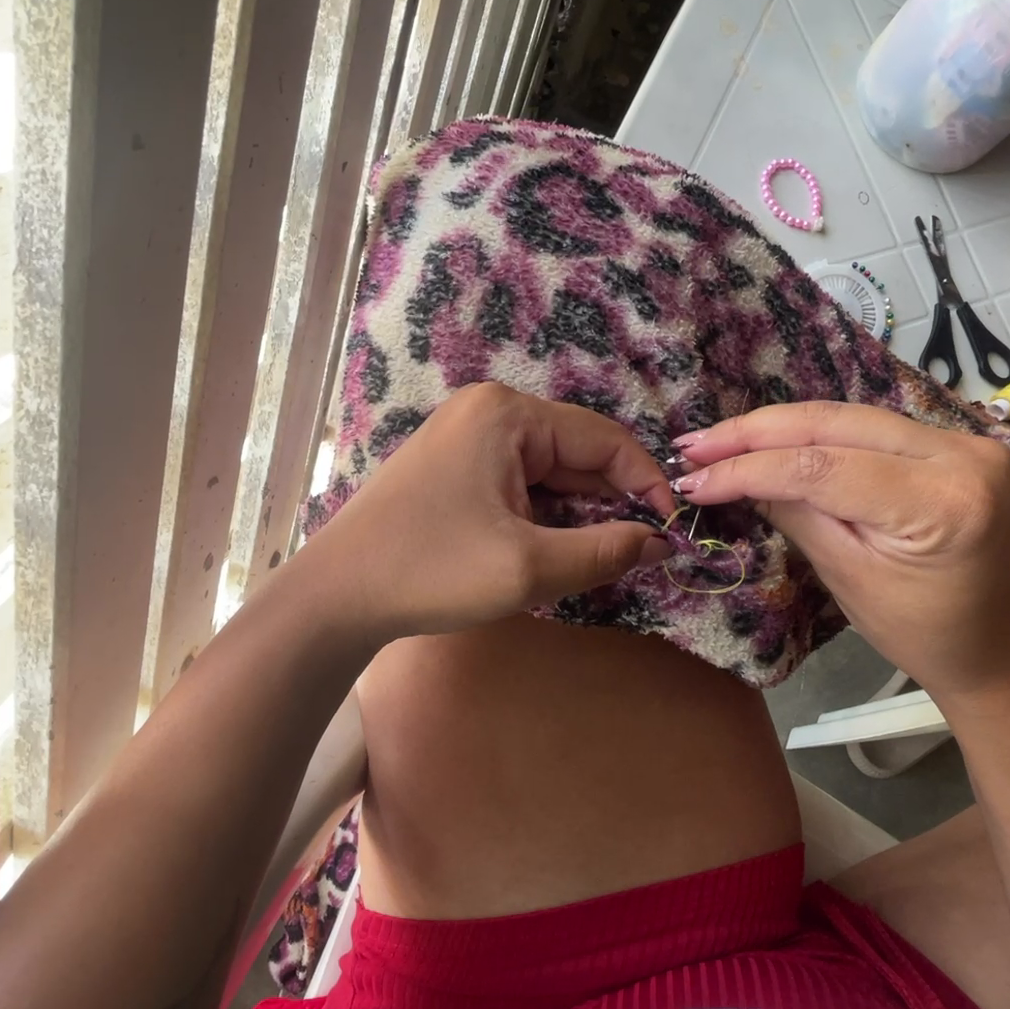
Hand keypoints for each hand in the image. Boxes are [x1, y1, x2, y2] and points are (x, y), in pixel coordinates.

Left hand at [297, 383, 675, 643]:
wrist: (336, 597)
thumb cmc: (433, 572)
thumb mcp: (530, 569)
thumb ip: (606, 551)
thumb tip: (660, 544)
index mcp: (508, 414)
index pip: (603, 440)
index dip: (646, 483)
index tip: (673, 529)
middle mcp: (488, 411)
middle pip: (575, 452)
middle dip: (611, 501)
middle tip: (642, 549)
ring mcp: (466, 436)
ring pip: (548, 471)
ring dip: (578, 512)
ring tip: (601, 554)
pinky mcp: (453, 466)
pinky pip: (518, 482)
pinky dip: (544, 514)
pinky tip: (553, 548)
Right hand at [672, 402, 1009, 693]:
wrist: (985, 641)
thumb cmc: (914, 629)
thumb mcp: (845, 574)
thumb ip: (793, 513)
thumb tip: (726, 477)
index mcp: (940, 502)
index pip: (823, 467)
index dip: (749, 469)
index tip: (694, 478)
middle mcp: (959, 454)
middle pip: (834, 424)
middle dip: (754, 433)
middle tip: (694, 445)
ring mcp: (961, 440)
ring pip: (845, 416)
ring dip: (775, 427)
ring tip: (717, 442)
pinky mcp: (950, 439)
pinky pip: (865, 426)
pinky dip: (810, 433)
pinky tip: (766, 438)